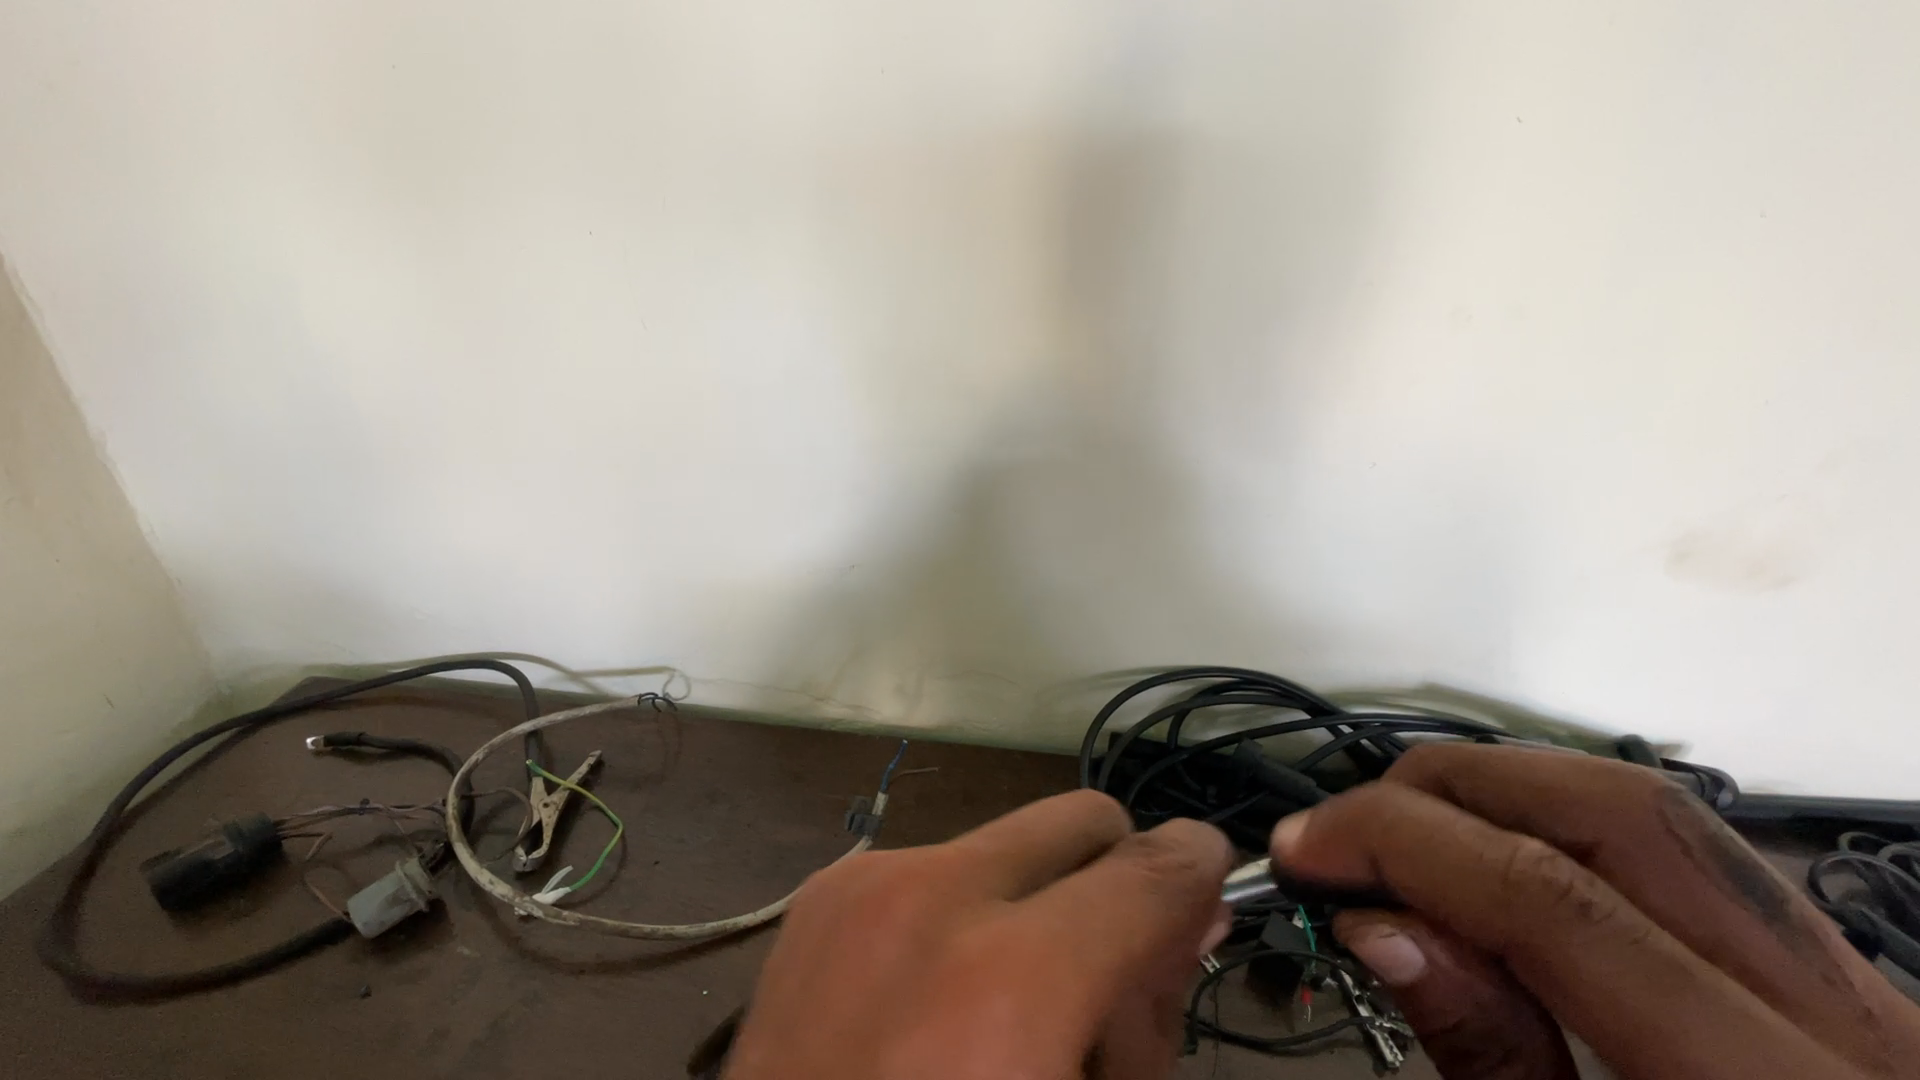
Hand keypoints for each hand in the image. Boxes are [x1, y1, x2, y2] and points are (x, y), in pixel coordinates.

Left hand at [724, 790, 1232, 1079]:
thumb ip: (1146, 1014)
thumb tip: (1186, 915)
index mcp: (1006, 981)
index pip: (1149, 870)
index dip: (1197, 872)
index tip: (1205, 890)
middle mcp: (931, 897)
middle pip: (1079, 821)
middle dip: (1115, 878)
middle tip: (1107, 973)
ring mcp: (866, 883)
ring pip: (1009, 841)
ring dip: (1039, 901)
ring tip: (1009, 1004)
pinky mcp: (823, 892)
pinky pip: (939, 864)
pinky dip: (968, 911)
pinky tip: (939, 997)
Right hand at [1270, 743, 1919, 1078]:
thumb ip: (1486, 1056)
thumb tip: (1373, 922)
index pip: (1554, 901)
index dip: (1403, 847)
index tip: (1304, 848)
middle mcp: (1855, 1014)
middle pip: (1613, 810)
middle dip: (1444, 791)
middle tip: (1345, 832)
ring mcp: (1858, 978)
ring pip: (1647, 807)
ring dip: (1492, 794)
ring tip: (1401, 840)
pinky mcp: (1832, 967)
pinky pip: (1668, 846)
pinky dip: (1550, 824)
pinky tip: (1487, 860)